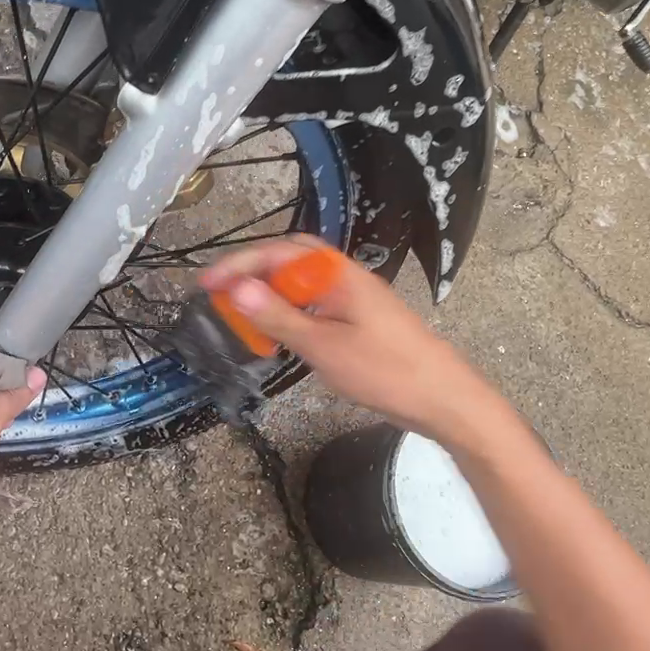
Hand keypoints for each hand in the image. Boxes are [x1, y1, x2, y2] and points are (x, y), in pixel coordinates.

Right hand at [199, 236, 477, 434]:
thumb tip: (237, 288)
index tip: (207, 282)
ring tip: (244, 315)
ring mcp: (353, 299)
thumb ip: (278, 316)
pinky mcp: (358, 322)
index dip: (238, 264)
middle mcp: (345, 278)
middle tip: (223, 292)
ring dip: (270, 293)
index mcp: (338, 275)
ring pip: (302, 283)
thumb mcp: (323, 346)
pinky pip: (315, 305)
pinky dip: (290, 312)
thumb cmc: (385, 371)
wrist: (442, 398)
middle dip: (253, 271)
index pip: (278, 252)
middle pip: (290, 258)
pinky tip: (279, 335)